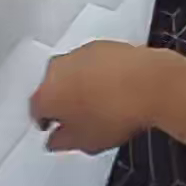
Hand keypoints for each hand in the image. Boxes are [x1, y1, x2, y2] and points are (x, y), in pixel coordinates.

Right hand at [30, 40, 176, 153]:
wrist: (149, 83)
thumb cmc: (114, 114)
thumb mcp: (84, 142)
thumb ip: (62, 140)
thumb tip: (55, 138)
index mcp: (47, 93)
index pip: (36, 109)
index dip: (45, 121)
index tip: (55, 129)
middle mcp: (59, 67)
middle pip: (52, 85)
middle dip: (60, 99)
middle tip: (76, 117)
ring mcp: (82, 52)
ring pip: (71, 71)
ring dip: (78, 84)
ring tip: (97, 103)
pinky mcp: (102, 43)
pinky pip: (90, 61)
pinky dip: (95, 72)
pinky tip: (111, 87)